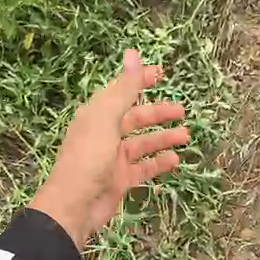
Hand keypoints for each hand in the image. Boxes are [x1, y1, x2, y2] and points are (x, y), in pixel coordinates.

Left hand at [29, 50, 188, 249]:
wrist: (74, 205)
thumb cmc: (88, 158)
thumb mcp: (106, 119)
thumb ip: (124, 89)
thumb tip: (133, 53)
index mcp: (97, 115)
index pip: (122, 92)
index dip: (139, 81)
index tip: (161, 74)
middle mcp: (105, 133)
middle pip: (135, 118)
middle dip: (158, 113)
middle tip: (181, 111)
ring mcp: (113, 158)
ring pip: (142, 143)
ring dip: (163, 138)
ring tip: (185, 136)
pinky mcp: (120, 180)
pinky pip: (143, 168)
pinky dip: (158, 163)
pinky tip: (175, 160)